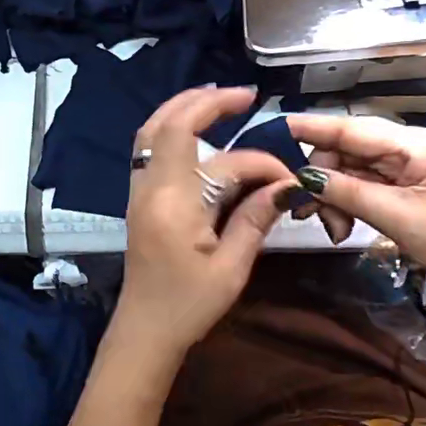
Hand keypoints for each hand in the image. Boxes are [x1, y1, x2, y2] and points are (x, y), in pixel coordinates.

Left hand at [114, 88, 297, 356]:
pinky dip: (170, 129)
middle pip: (169, 125)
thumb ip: (255, 219)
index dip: (260, 163)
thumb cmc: (188, 306)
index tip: (287, 178)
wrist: (144, 330)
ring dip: (182, 109)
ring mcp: (138, 192)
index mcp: (175, 205)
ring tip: (218, 99)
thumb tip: (284, 186)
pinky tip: (194, 130)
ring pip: (152, 132)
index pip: (223, 163)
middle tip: (245, 95)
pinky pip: (149, 150)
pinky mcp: (138, 199)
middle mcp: (150, 189)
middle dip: (206, 102)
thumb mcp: (231, 268)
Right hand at [286, 113, 425, 301]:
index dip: (310, 127)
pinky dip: (348, 209)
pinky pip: (364, 193)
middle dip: (320, 178)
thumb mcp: (401, 217)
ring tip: (332, 230)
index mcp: (414, 145)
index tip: (272, 129)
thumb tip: (303, 177)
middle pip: (346, 153)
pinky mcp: (406, 199)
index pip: (350, 128)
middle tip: (304, 211)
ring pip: (351, 175)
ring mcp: (408, 177)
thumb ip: (348, 192)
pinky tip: (343, 230)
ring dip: (333, 199)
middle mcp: (408, 153)